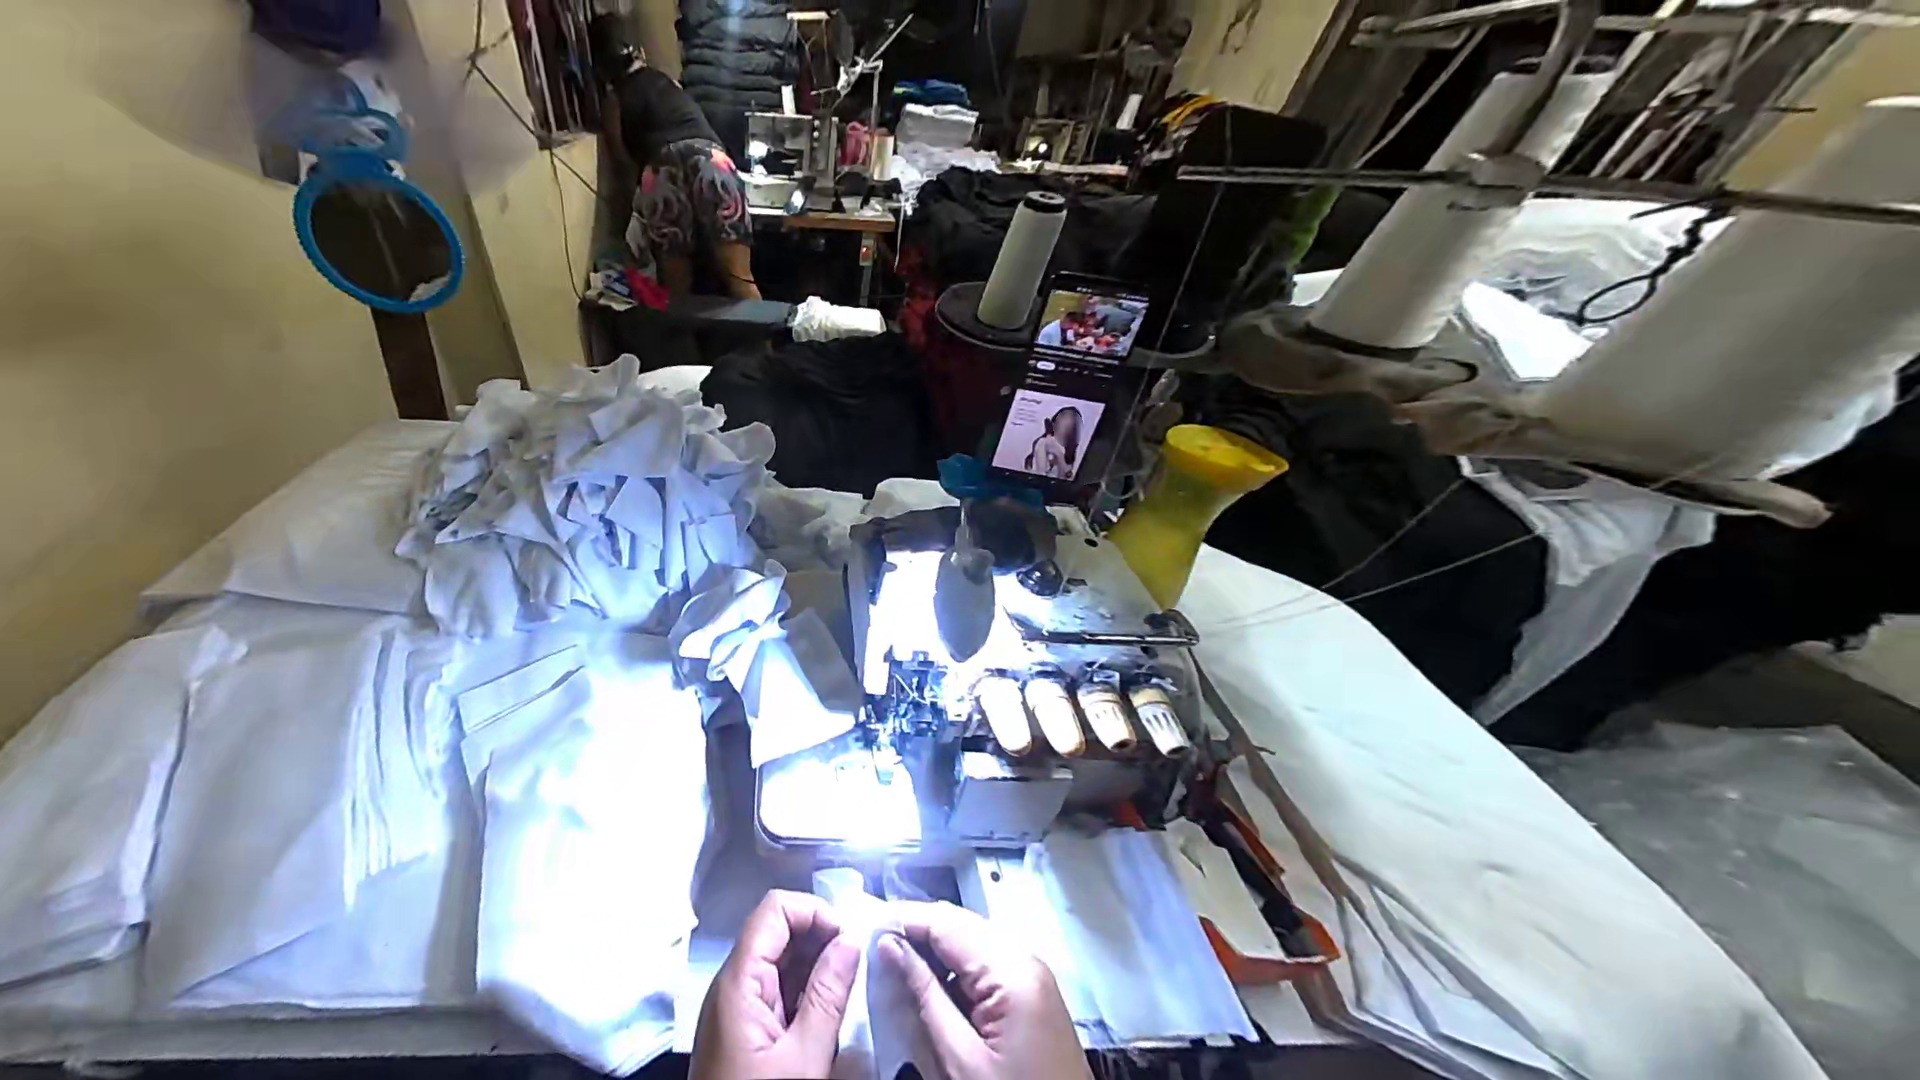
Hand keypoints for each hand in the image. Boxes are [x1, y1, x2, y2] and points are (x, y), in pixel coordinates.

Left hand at [690, 889, 861, 1079]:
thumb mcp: (804, 1058)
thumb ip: (829, 992)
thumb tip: (851, 938)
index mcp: (739, 981)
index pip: (776, 909)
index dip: (814, 912)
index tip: (847, 940)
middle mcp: (733, 983)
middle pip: (779, 928)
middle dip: (820, 937)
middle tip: (854, 966)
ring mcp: (738, 1005)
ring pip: (782, 957)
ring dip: (817, 963)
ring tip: (845, 988)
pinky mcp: (745, 1026)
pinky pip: (778, 986)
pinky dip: (806, 987)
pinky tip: (827, 1008)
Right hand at [878, 901, 1090, 1079]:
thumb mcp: (959, 1058)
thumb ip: (925, 994)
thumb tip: (890, 945)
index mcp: (1010, 967)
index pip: (948, 922)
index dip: (907, 918)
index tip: (870, 924)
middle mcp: (1024, 955)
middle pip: (962, 923)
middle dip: (920, 928)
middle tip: (878, 942)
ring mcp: (1031, 971)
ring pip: (973, 938)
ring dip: (936, 945)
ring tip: (897, 957)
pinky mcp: (1031, 989)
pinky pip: (987, 960)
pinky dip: (957, 964)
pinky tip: (931, 978)